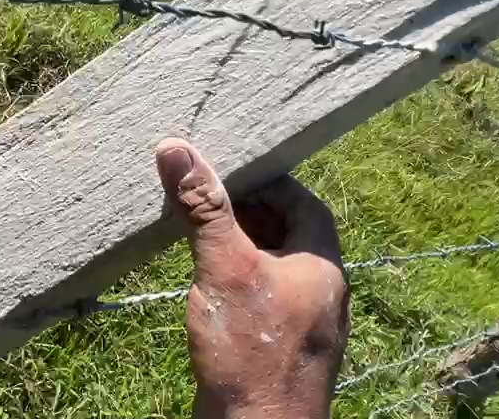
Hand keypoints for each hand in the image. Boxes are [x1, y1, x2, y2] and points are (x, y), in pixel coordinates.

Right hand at [154, 139, 347, 418]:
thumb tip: (176, 147)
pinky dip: (229, 268)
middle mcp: (317, 289)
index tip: (226, 168)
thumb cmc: (251, 350)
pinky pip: (255, 286)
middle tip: (200, 189)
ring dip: (232, 237)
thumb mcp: (223, 266)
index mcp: (322, 267)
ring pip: (266, 258)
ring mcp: (298, 318)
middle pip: (284, 227)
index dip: (267, 181)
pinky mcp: (274, 340)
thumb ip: (203, 207)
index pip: (303, 203)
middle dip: (242, 206)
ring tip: (190, 221)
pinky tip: (198, 269)